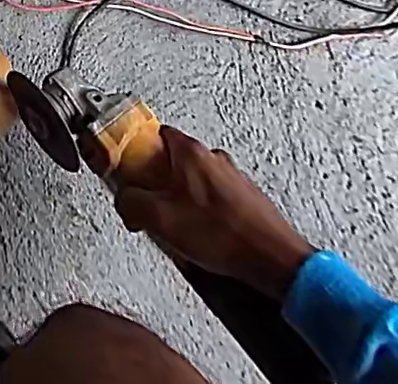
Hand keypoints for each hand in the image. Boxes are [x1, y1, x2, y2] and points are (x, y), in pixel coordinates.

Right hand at [113, 125, 314, 297]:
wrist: (274, 261)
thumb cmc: (226, 235)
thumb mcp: (160, 219)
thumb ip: (131, 202)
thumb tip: (123, 199)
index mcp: (191, 151)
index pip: (155, 134)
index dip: (139, 151)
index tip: (131, 168)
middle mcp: (213, 157)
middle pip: (173, 159)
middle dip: (159, 182)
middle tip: (154, 204)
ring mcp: (232, 177)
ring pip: (194, 180)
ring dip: (182, 199)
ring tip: (180, 228)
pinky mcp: (245, 199)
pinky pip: (213, 199)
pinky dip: (204, 213)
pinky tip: (203, 238)